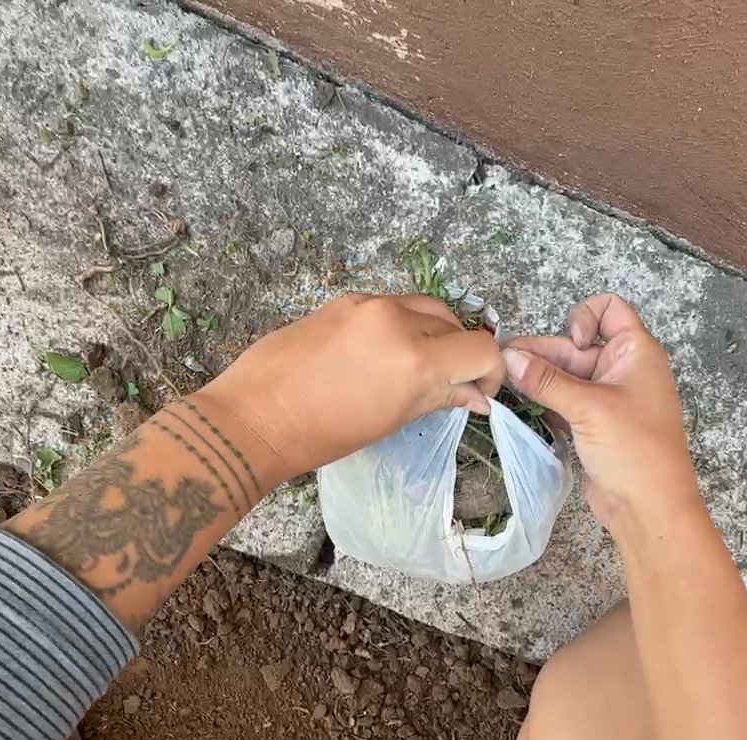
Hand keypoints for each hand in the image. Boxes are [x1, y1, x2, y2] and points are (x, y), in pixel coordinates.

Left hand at [192, 293, 501, 484]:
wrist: (256, 417)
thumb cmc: (324, 434)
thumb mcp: (392, 419)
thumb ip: (440, 397)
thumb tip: (478, 396)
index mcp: (414, 359)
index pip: (481, 348)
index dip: (491, 372)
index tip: (480, 391)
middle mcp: (397, 320)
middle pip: (456, 325)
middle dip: (461, 355)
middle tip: (449, 384)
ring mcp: (369, 304)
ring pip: (426, 309)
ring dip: (435, 335)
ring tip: (416, 367)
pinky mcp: (345, 299)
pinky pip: (392, 305)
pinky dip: (403, 326)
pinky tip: (383, 353)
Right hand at [501, 294, 698, 525]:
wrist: (649, 506)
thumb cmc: (634, 448)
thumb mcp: (589, 408)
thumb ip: (547, 382)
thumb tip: (509, 357)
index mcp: (635, 352)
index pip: (610, 310)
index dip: (584, 317)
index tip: (572, 345)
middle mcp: (621, 370)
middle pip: (575, 347)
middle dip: (542, 353)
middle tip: (503, 363)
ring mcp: (606, 399)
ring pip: (565, 377)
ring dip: (537, 378)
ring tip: (501, 382)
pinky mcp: (593, 425)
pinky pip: (564, 402)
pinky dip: (543, 401)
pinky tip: (517, 404)